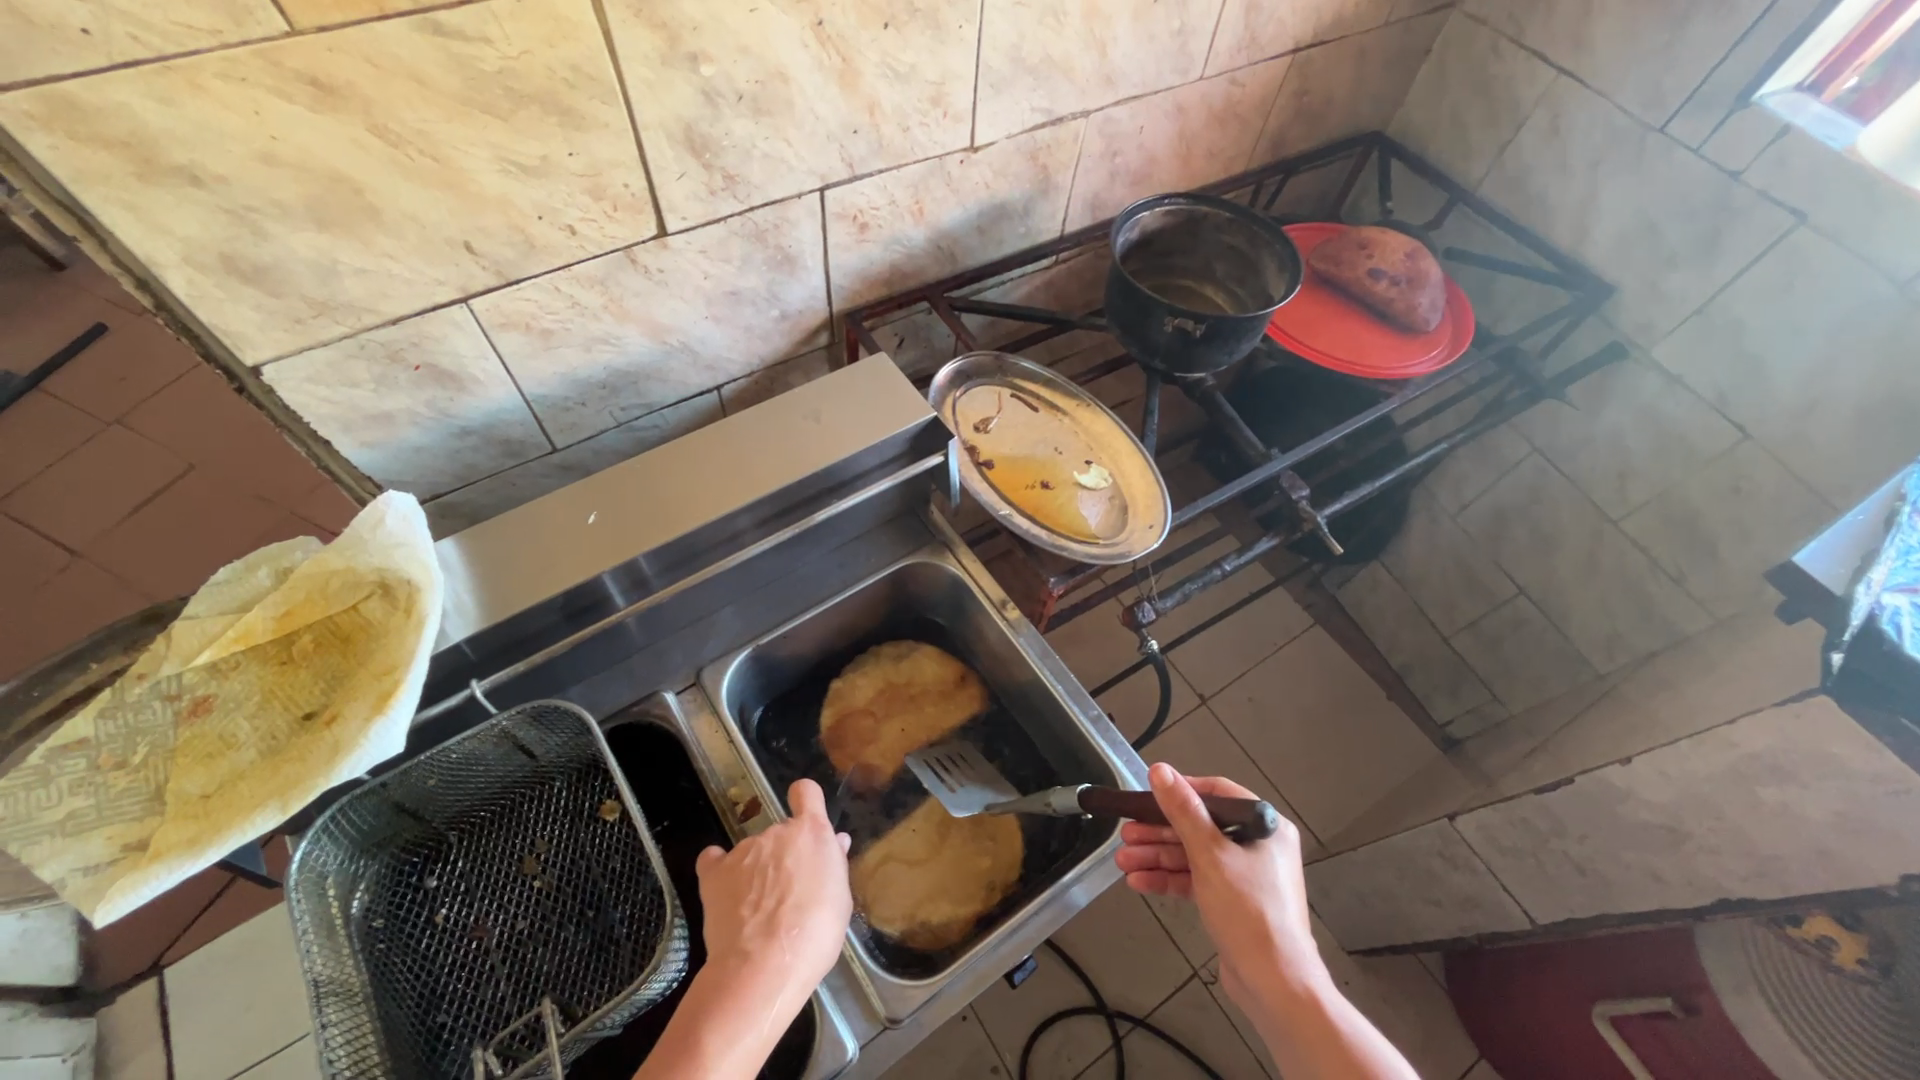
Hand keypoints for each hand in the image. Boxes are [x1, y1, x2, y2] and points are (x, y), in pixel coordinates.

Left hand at [695, 778, 852, 1001]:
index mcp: (812, 833)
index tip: (806, 820)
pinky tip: (726, 893)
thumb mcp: (840, 901)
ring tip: (758, 911)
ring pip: (753, 852)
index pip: (806, 792)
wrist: (765, 966)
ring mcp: (743, 850)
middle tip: (789, 893)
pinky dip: (720, 871)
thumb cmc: (816, 935)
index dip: (806, 802)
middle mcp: (776, 832)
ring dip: (757, 871)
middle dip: (785, 856)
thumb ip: (834, 865)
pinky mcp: (714, 873)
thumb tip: (835, 842)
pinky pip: (715, 861)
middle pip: (781, 833)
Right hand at [1116, 763, 1324, 1009]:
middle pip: (1201, 826)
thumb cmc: (1248, 910)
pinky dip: (1170, 879)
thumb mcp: (1210, 854)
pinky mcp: (1232, 901)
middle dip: (1160, 831)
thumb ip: (1182, 811)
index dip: (1181, 791)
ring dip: (1158, 857)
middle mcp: (1258, 845)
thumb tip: (1160, 770)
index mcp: (1265, 825)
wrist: (1274, 983)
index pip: (1217, 793)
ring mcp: (1245, 875)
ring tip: (1124, 860)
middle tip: (1126, 833)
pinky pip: (1197, 879)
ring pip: (1194, 854)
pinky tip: (1138, 882)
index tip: (1147, 795)